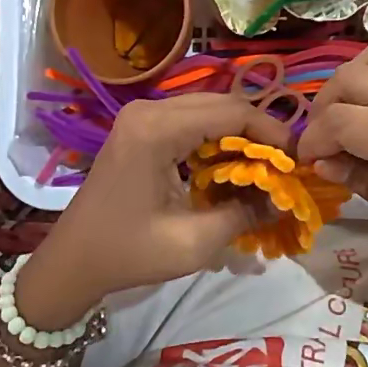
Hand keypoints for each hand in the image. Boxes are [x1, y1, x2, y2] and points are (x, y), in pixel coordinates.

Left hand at [16, 94, 293, 325]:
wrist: (72, 262)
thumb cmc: (128, 253)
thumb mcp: (194, 242)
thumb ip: (243, 214)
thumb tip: (281, 199)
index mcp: (157, 130)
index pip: (232, 112)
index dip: (270, 133)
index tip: (295, 160)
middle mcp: (149, 110)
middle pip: (221, 104)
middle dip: (257, 132)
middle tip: (283, 165)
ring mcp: (141, 116)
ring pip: (208, 110)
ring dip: (238, 135)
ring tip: (262, 168)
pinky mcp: (140, 128)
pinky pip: (190, 122)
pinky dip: (216, 140)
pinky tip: (229, 167)